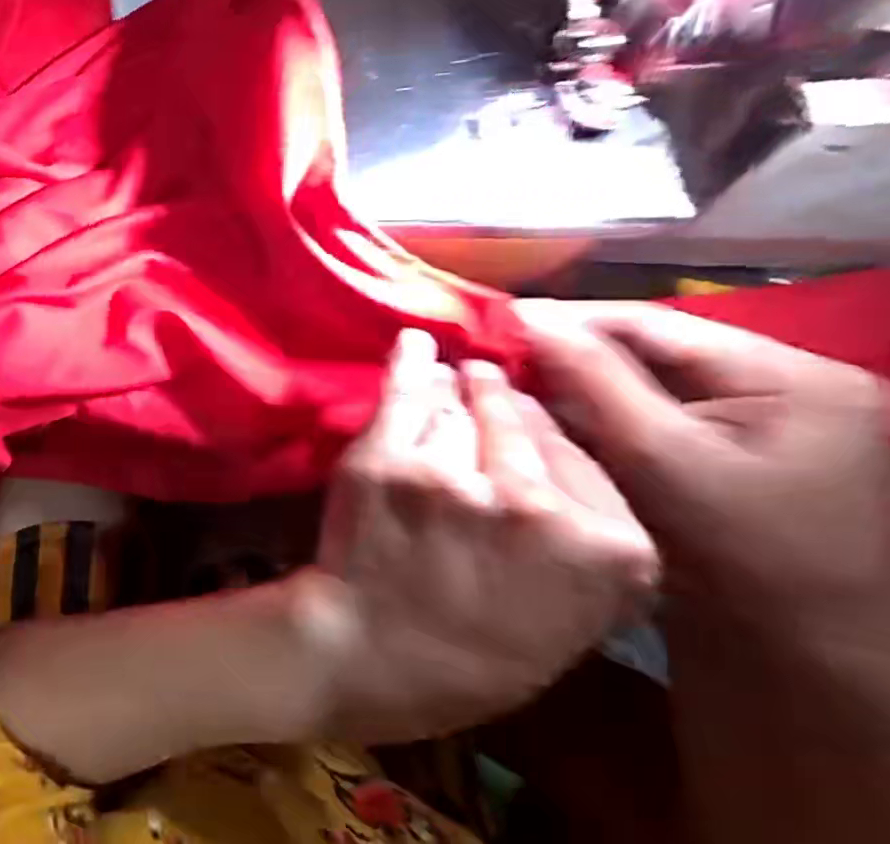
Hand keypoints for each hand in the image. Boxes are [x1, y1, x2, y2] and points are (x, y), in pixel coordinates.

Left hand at [302, 328, 658, 742]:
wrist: (384, 649)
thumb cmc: (487, 639)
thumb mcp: (583, 603)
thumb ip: (589, 526)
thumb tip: (560, 437)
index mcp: (608, 545)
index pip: (579, 454)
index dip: (545, 431)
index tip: (529, 415)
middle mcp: (533, 504)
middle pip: (519, 421)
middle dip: (501, 398)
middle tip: (489, 380)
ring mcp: (451, 477)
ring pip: (457, 408)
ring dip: (455, 388)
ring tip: (458, 374)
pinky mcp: (385, 463)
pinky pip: (402, 399)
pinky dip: (409, 365)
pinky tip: (416, 343)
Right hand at [516, 299, 889, 641]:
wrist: (806, 654)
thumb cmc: (744, 554)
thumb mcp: (659, 457)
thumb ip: (592, 378)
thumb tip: (524, 316)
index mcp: (791, 377)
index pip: (649, 322)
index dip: (562, 319)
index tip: (487, 325)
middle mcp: (782, 386)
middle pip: (646, 351)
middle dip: (564, 355)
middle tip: (488, 360)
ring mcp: (760, 423)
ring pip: (640, 384)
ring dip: (575, 385)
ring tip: (505, 386)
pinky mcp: (731, 454)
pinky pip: (648, 416)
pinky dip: (596, 415)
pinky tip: (546, 419)